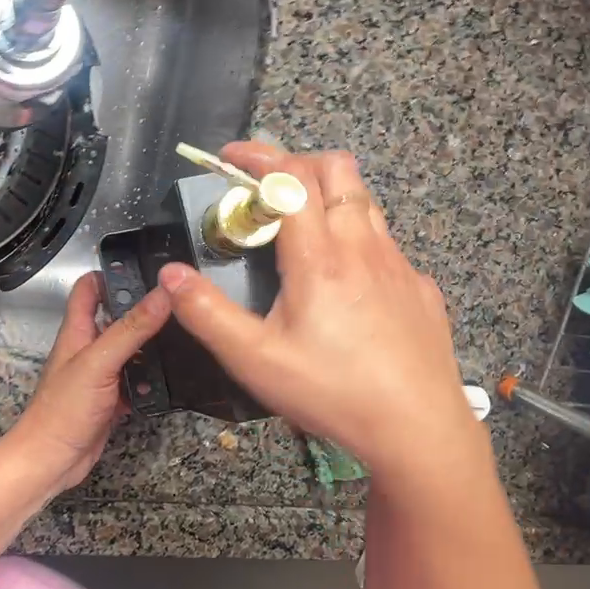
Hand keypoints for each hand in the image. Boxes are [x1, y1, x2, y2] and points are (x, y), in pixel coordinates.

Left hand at [5, 272, 170, 492]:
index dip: (111, 273)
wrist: (52, 459)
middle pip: (116, 318)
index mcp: (77, 331)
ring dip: (152, 345)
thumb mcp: (100, 362)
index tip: (145, 267)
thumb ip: (130, 329)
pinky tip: (174, 377)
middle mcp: (88, 348)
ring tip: (187, 334)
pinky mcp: (111, 399)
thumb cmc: (65, 408)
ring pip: (130, 350)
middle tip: (179, 302)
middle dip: (143, 308)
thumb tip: (162, 294)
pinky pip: (135, 381)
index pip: (89, 289)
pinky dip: (151, 379)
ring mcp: (100, 375)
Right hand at [158, 143, 481, 473]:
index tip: (228, 158)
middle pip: (338, 169)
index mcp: (319, 258)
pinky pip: (384, 241)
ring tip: (295, 227)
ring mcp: (398, 265)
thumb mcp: (253, 358)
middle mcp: (363, 247)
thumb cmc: (332, 393)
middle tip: (262, 189)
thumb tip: (170, 274)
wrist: (419, 432)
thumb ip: (206, 312)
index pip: (291, 178)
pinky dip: (353, 235)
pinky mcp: (418, 287)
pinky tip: (340, 280)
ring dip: (326, 194)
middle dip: (295, 163)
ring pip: (364, 200)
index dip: (257, 156)